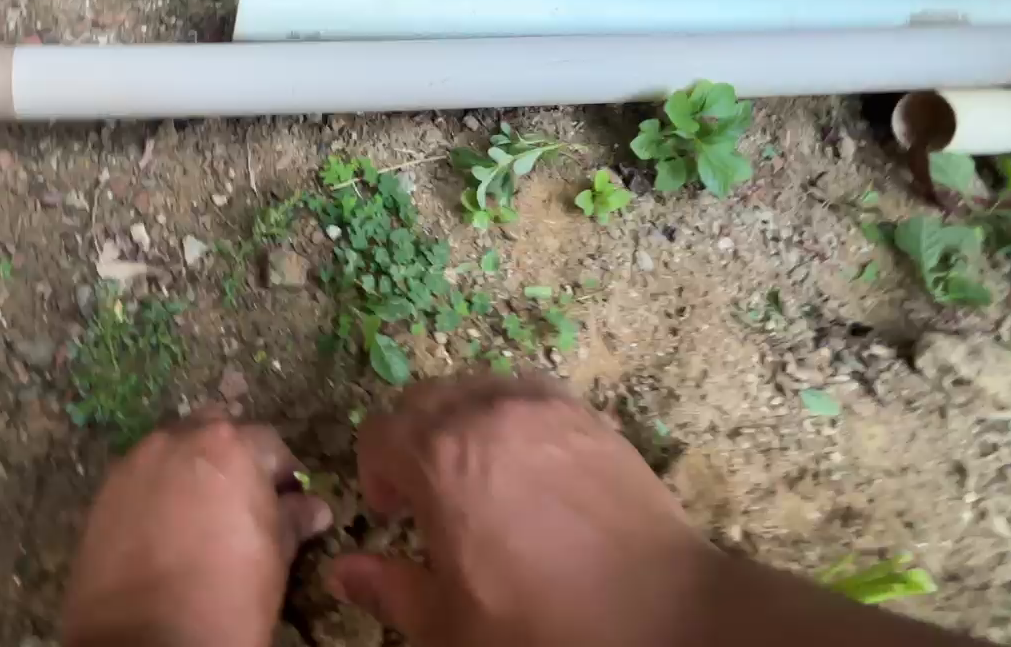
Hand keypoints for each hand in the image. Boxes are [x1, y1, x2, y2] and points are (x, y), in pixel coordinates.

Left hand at [62, 415, 333, 646]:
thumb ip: (292, 521)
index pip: (269, 443)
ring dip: (192, 467)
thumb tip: (315, 508)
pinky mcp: (106, 488)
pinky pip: (142, 473)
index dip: (282, 473)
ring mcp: (139, 459)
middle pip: (216, 432)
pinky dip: (157, 488)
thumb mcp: (273, 561)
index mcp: (233, 447)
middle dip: (233, 458)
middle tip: (241, 502)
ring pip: (175, 448)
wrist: (144, 645)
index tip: (287, 501)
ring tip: (198, 513)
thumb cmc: (226, 599)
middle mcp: (183, 437)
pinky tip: (162, 526)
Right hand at [325, 376, 724, 646]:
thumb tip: (343, 571)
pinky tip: (529, 458)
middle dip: (411, 441)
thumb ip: (389, 588)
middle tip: (432, 493)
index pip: (377, 433)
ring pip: (470, 388)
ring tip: (480, 471)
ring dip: (458, 421)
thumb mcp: (452, 625)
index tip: (394, 516)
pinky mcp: (579, 409)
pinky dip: (508, 414)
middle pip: (419, 400)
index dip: (375, 473)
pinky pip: (522, 392)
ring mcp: (533, 403)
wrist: (667, 620)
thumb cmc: (542, 625)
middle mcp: (478, 410)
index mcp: (436, 455)